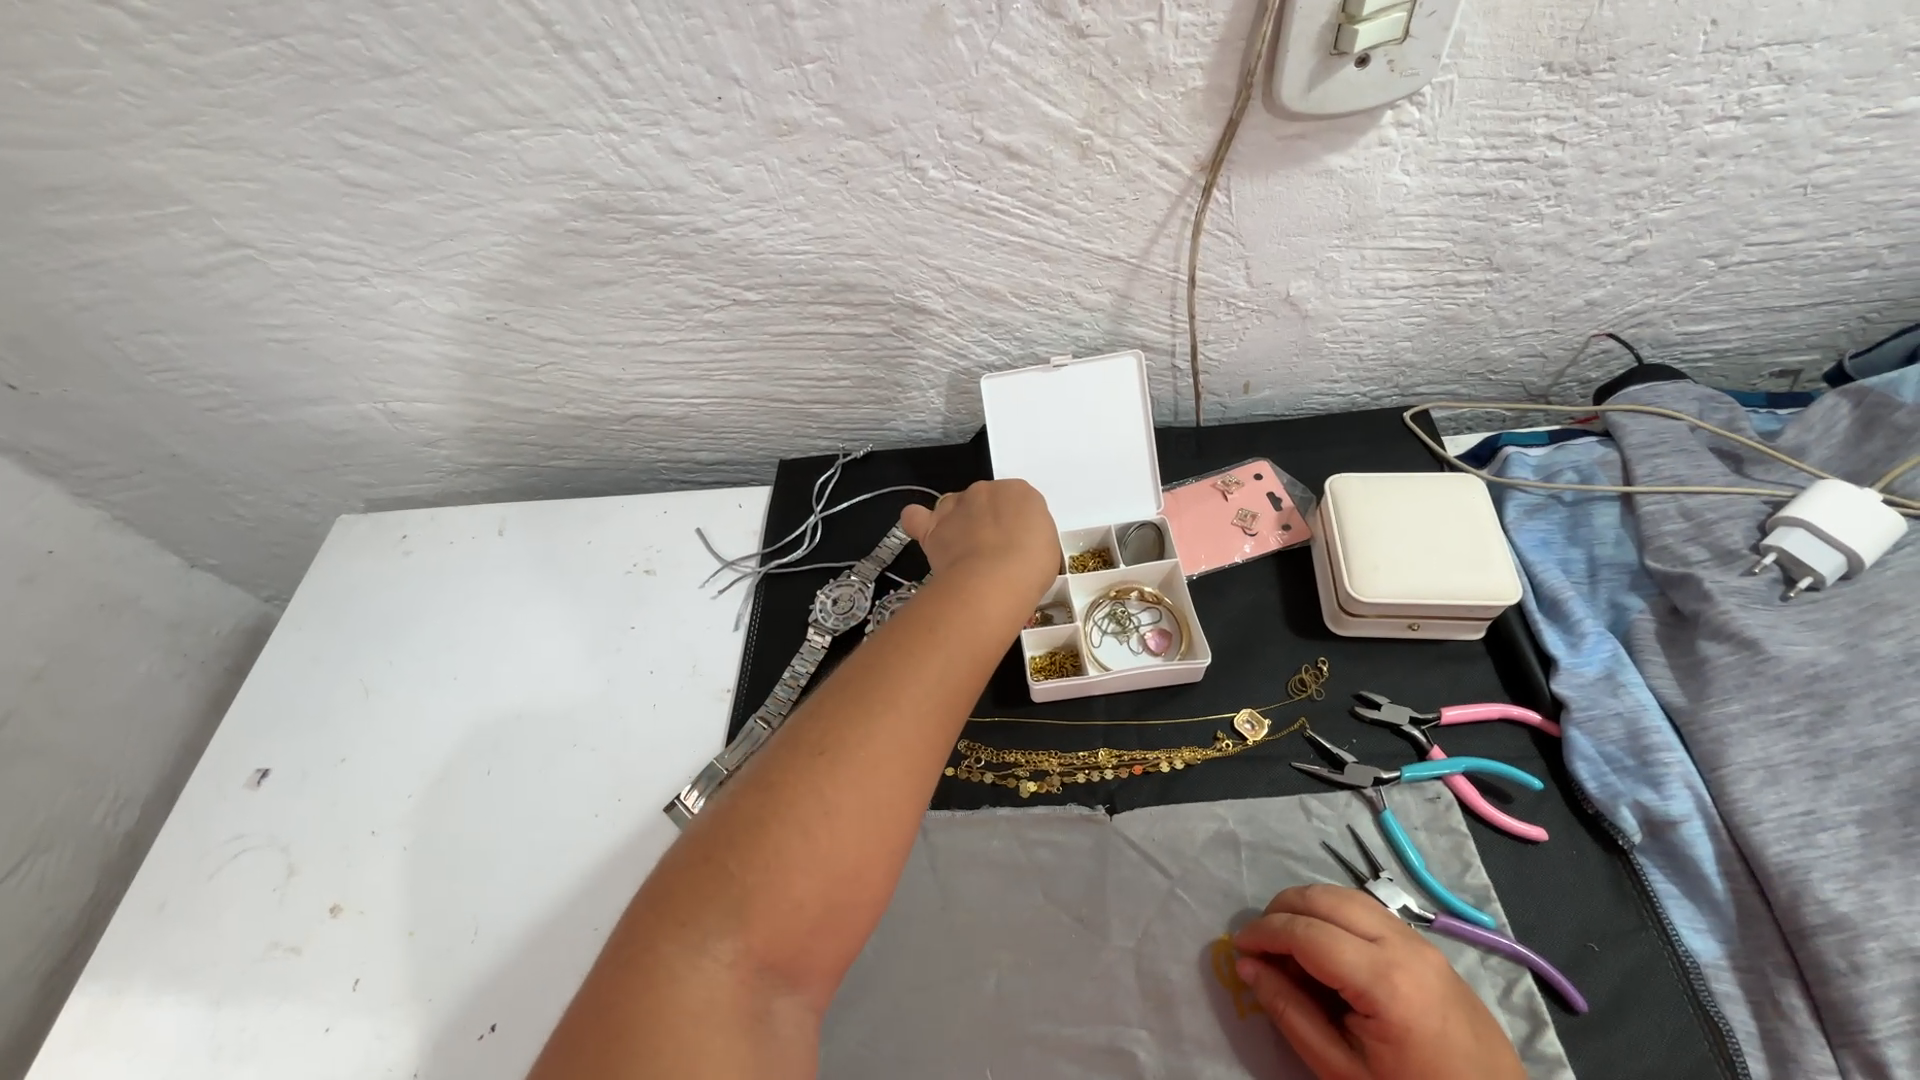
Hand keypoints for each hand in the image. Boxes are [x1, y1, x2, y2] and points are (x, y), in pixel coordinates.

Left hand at [900, 480, 1058, 598]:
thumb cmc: (1031, 566)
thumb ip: (1030, 535)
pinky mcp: (932, 526)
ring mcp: (955, 505)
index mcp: (1020, 491)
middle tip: (993, 553)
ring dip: (957, 523)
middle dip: (987, 522)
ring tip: (963, 551)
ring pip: (953, 506)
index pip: (1016, 501)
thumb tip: (1015, 544)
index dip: (1015, 525)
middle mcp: (986, 490)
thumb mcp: (1047, 547)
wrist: (996, 579)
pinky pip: (916, 515)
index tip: (1017, 545)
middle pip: (984, 501)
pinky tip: (926, 532)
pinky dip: (918, 521)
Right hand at [1232, 885, 1523, 1079]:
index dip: (1263, 933)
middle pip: (1325, 898)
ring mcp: (1422, 943)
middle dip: (1281, 909)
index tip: (1236, 947)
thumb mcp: (1341, 1070)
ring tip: (1287, 944)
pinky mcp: (1431, 949)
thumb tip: (1248, 967)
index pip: (1305, 932)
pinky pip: (1370, 913)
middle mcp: (1404, 946)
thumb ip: (1291, 1013)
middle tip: (1258, 942)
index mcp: (1385, 981)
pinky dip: (1336, 916)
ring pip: (1347, 896)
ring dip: (1308, 908)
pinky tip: (1325, 950)